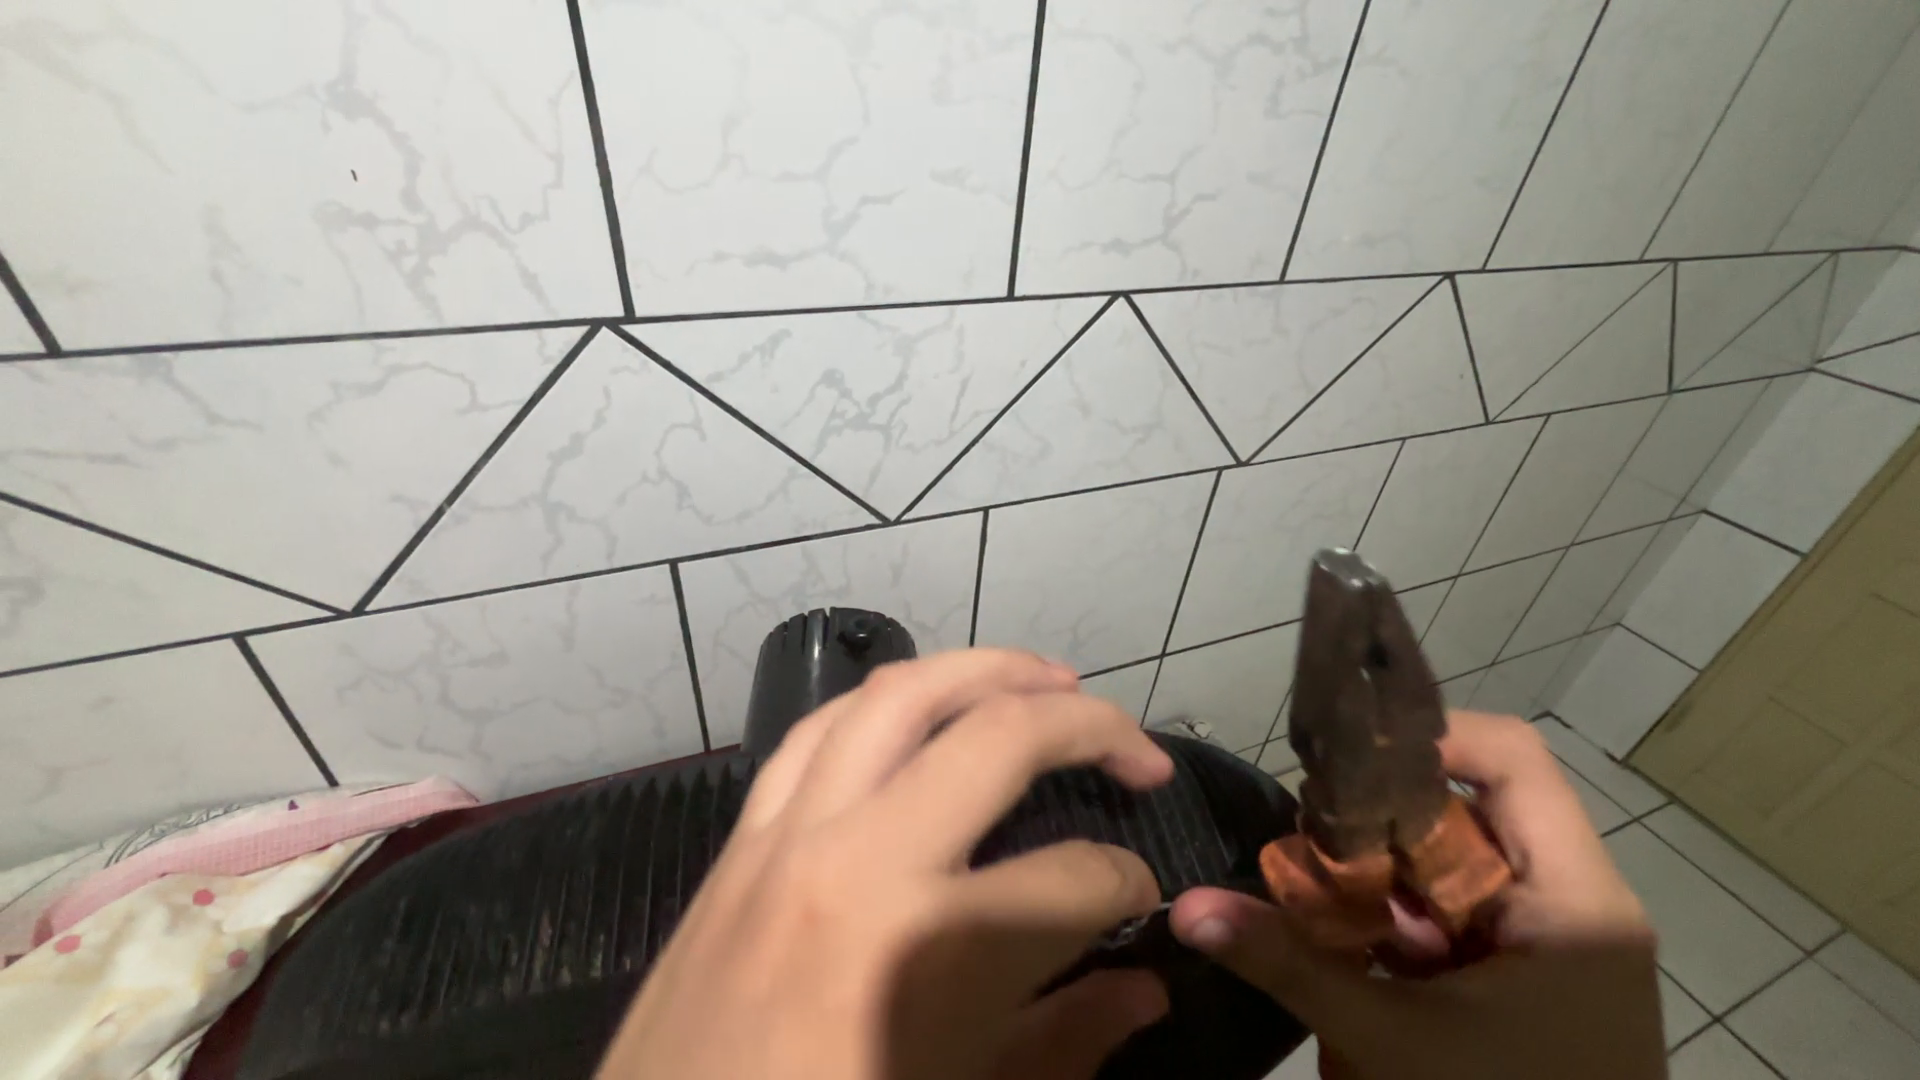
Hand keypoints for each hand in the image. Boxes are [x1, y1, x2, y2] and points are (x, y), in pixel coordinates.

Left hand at [597, 648, 1177, 1079]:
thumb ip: (1066, 1043)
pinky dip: (883, 702)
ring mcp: (791, 836)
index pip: (1074, 880)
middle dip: (1088, 726)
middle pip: (998, 738)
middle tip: (1134, 744)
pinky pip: (817, 730)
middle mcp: (862, 865)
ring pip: (899, 697)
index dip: (1128, 884)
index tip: (1139, 897)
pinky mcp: (741, 837)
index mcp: (932, 955)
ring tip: (1044, 677)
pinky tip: (923, 704)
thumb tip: (1145, 986)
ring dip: (985, 669)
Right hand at [1171, 711, 1666, 1079]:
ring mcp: (1551, 932)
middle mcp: (1573, 897)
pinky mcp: (1526, 963)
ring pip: (1451, 851)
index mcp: (1575, 899)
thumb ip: (1288, 963)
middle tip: (1310, 841)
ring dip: (1380, 865)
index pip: (1510, 758)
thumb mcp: (1393, 1043)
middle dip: (1380, 815)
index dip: (1424, 736)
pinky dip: (1395, 906)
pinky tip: (1356, 938)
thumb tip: (1186, 906)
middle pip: (1466, 801)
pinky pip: (1450, 900)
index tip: (1340, 766)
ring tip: (1323, 896)